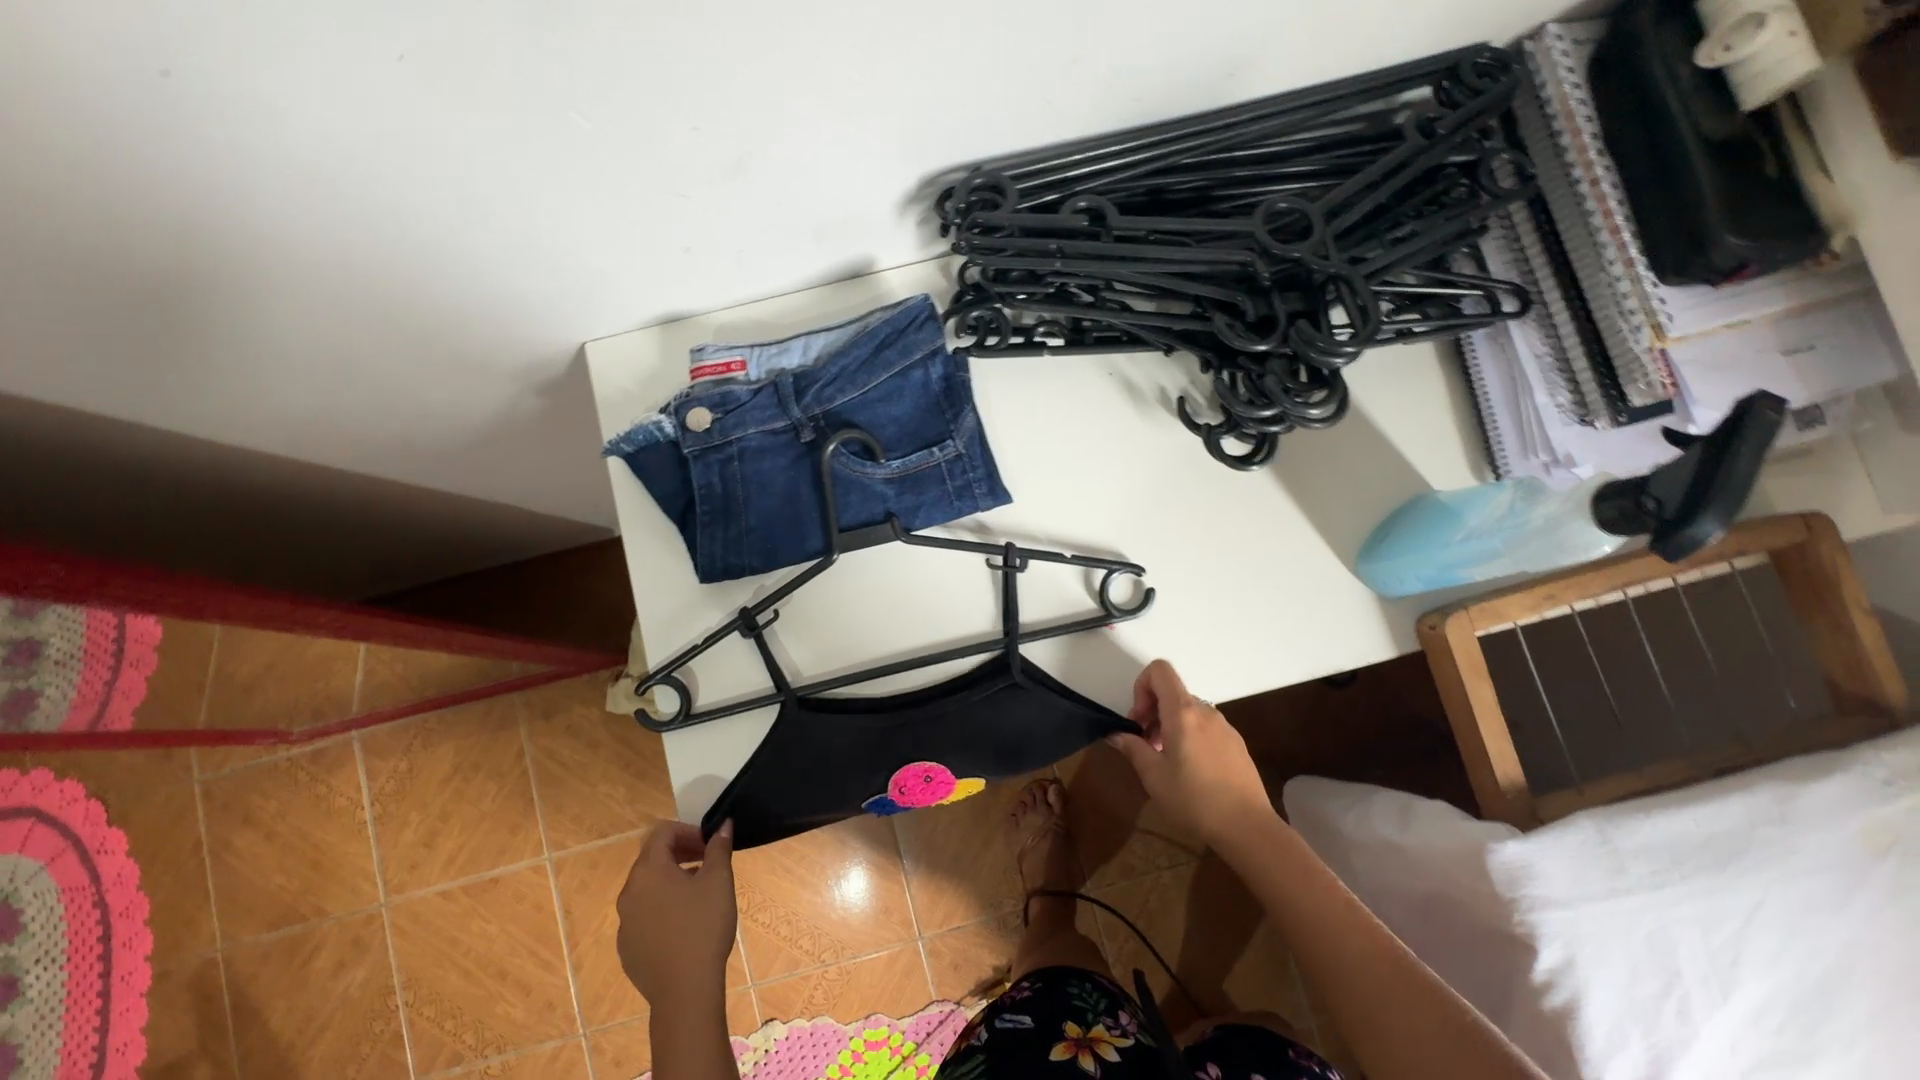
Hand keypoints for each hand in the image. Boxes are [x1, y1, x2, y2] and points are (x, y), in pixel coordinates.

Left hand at [616, 820, 736, 1002]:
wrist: (684, 990)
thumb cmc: (703, 927)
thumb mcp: (719, 882)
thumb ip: (719, 849)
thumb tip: (723, 825)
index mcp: (648, 871)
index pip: (662, 833)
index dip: (688, 831)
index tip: (710, 844)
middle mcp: (629, 892)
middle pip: (652, 859)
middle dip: (681, 854)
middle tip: (708, 864)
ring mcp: (625, 922)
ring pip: (648, 889)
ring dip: (672, 881)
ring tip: (700, 895)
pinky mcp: (628, 947)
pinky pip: (645, 916)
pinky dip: (663, 909)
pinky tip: (685, 927)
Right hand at [1106, 659, 1273, 846]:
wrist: (1247, 827)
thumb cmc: (1194, 800)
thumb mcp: (1153, 776)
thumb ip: (1132, 748)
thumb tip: (1116, 734)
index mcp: (1183, 713)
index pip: (1160, 671)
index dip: (1141, 686)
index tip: (1138, 720)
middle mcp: (1206, 712)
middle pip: (1173, 693)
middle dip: (1152, 712)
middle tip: (1144, 746)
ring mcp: (1225, 727)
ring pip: (1189, 712)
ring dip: (1170, 726)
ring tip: (1165, 762)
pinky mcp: (1236, 744)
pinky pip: (1205, 727)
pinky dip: (1189, 736)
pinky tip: (1190, 771)